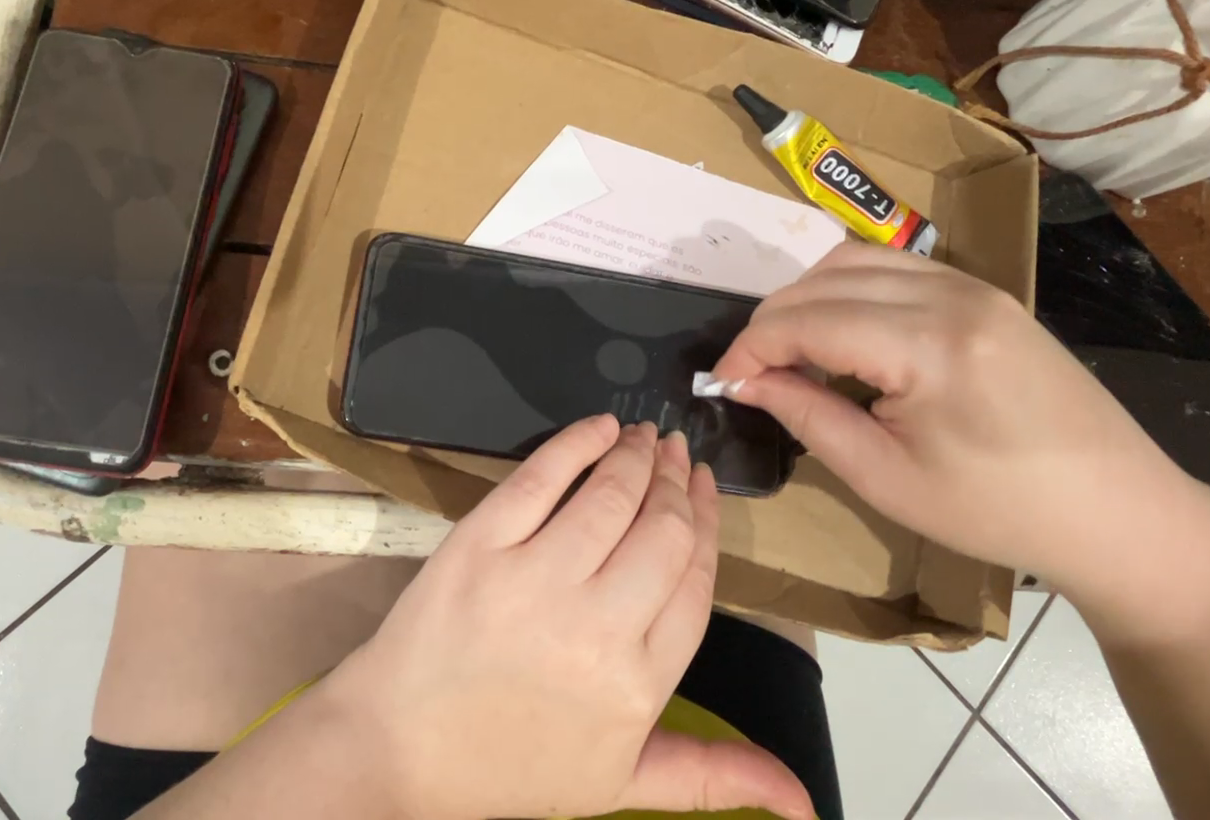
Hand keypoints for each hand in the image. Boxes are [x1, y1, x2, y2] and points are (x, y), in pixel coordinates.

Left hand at [307, 417, 813, 819]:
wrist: (404, 746)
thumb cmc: (511, 763)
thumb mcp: (619, 781)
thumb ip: (712, 776)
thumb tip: (805, 799)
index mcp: (638, 685)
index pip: (696, 582)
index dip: (708, 524)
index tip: (705, 488)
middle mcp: (595, 629)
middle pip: (662, 532)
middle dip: (677, 482)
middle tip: (677, 451)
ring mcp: (533, 580)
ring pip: (610, 497)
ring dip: (635, 456)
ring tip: (643, 437)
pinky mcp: (480, 544)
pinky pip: (541, 477)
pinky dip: (576, 443)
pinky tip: (598, 428)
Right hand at [709, 241, 1209, 592]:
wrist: (1121, 516)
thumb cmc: (997, 511)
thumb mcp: (884, 476)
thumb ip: (805, 414)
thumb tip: (743, 379)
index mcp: (932, 346)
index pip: (806, 320)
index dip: (750, 347)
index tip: (721, 379)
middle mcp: (953, 295)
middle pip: (822, 280)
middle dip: (770, 322)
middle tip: (749, 371)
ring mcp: (974, 286)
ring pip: (852, 259)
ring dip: (804, 297)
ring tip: (787, 349)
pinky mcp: (984, 293)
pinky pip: (891, 266)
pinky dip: (844, 288)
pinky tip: (837, 330)